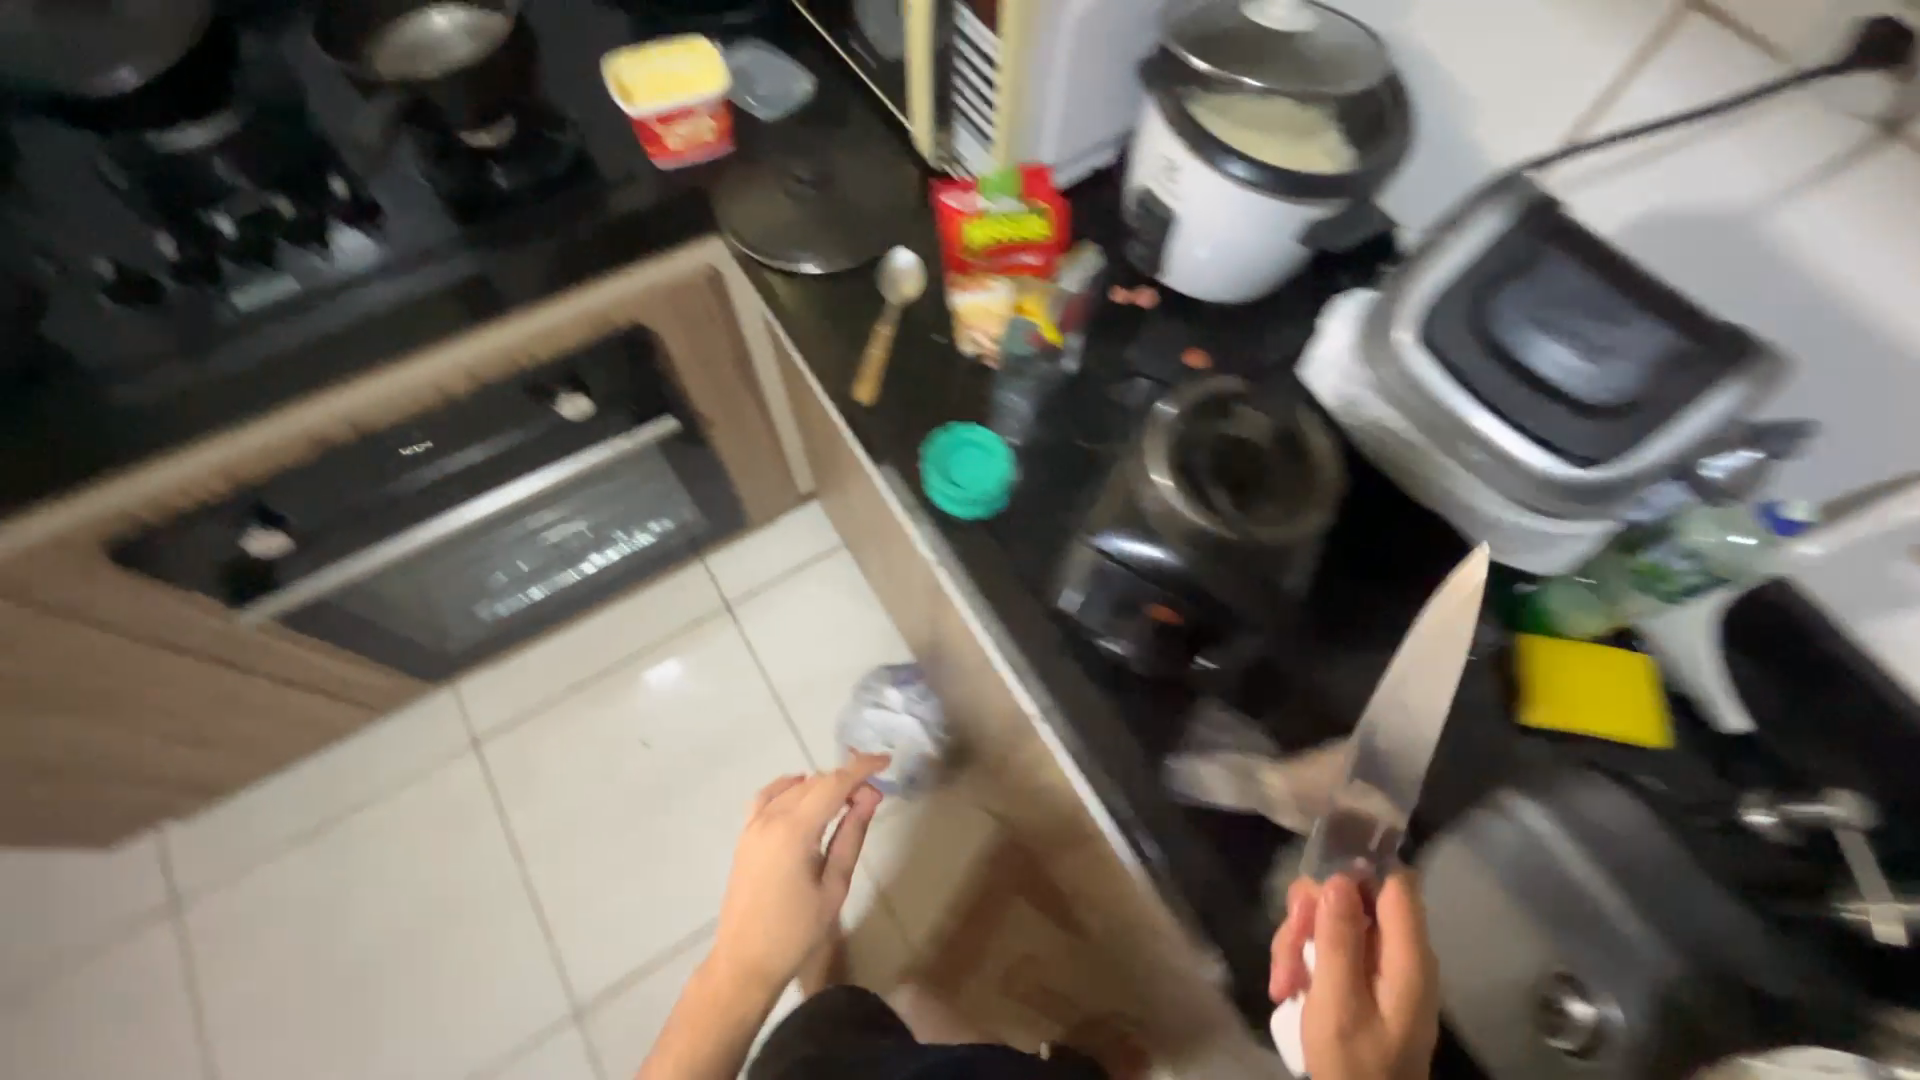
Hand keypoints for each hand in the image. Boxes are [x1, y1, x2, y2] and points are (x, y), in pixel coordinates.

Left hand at [709, 755, 888, 992]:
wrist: (745, 962)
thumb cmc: (796, 932)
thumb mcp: (834, 885)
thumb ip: (851, 835)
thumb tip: (870, 796)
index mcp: (795, 830)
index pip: (834, 783)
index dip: (861, 768)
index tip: (885, 761)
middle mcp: (771, 817)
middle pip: (815, 782)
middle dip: (846, 779)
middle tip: (873, 796)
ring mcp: (753, 825)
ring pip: (794, 787)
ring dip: (822, 784)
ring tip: (846, 799)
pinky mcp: (746, 835)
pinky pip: (768, 797)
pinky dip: (790, 788)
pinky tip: (805, 795)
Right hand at [1269, 871, 1439, 1079]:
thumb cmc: (1354, 1066)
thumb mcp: (1337, 1003)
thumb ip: (1339, 939)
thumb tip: (1339, 878)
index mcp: (1407, 957)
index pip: (1395, 883)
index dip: (1356, 869)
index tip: (1316, 883)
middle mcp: (1400, 953)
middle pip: (1354, 897)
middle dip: (1312, 913)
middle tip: (1289, 944)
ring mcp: (1382, 967)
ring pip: (1334, 919)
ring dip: (1300, 939)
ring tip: (1282, 980)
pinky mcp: (1364, 979)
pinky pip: (1331, 946)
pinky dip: (1304, 959)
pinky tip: (1287, 987)